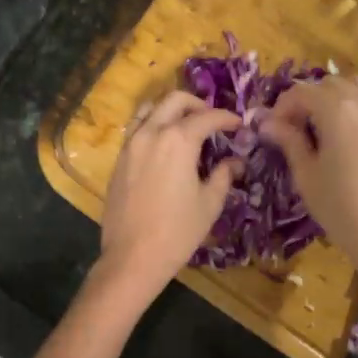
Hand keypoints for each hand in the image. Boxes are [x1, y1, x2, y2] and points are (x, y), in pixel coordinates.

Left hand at [97, 92, 243, 292]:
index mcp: (178, 140)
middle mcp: (152, 132)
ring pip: (150, 109)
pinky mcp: (119, 160)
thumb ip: (223, 176)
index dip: (227, 119)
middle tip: (212, 121)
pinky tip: (164, 145)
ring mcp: (131, 144)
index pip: (208, 117)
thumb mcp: (209, 204)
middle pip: (175, 101)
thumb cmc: (177, 232)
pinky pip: (137, 128)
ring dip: (171, 110)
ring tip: (185, 126)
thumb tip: (234, 162)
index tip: (239, 125)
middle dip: (198, 105)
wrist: (133, 256)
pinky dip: (153, 125)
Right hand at [259, 76, 357, 280]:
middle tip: (292, 129)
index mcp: (337, 110)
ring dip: (332, 97)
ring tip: (319, 126)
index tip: (271, 128)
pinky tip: (344, 133)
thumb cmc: (339, 207)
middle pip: (328, 84)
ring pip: (353, 86)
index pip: (302, 92)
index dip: (282, 107)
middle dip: (306, 100)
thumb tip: (266, 123)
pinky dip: (353, 105)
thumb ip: (288, 141)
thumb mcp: (306, 175)